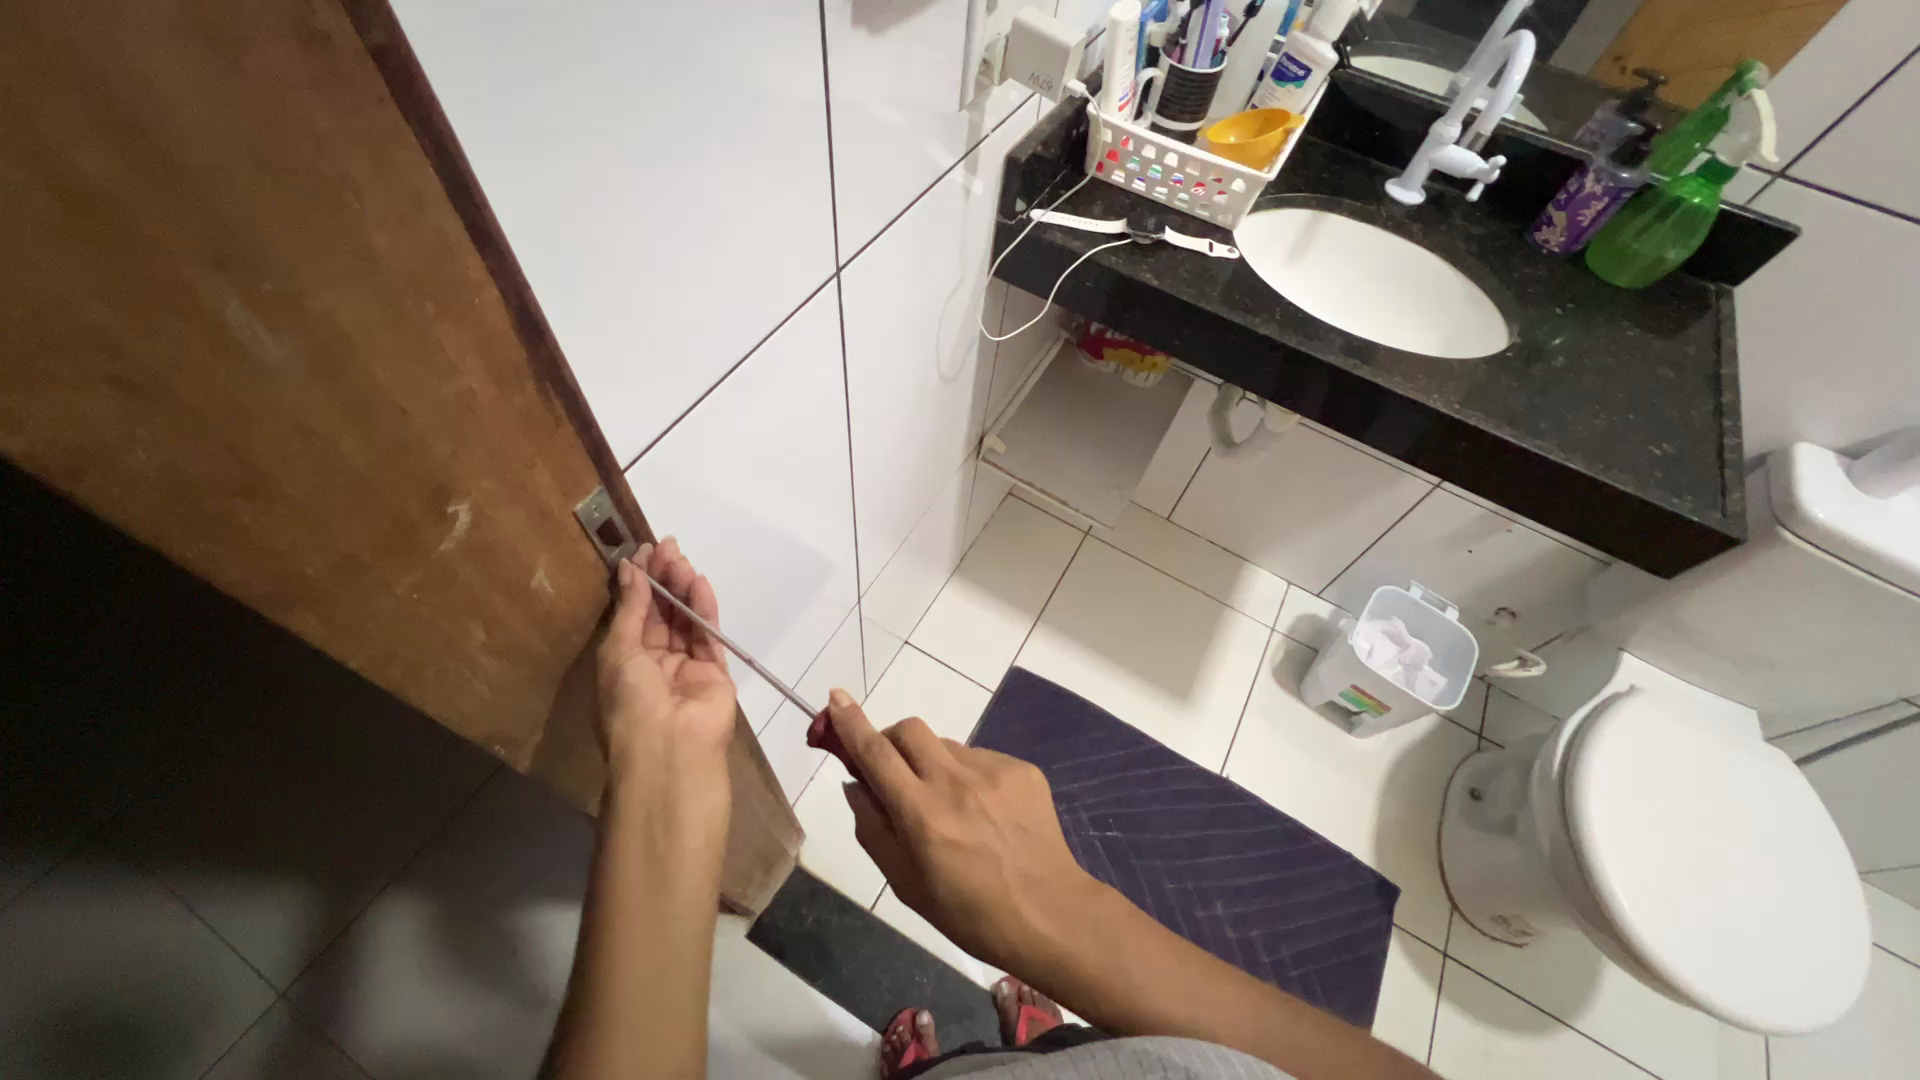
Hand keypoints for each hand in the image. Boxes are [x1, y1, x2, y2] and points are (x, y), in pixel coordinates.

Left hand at [595, 539, 736, 783]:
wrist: (669, 748)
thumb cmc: (629, 702)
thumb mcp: (618, 651)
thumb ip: (630, 609)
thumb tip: (631, 570)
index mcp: (623, 660)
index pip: (633, 613)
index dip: (638, 582)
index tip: (644, 550)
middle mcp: (654, 660)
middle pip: (661, 611)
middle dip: (663, 579)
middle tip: (669, 547)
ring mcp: (686, 665)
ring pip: (685, 618)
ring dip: (683, 588)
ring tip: (683, 560)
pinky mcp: (714, 669)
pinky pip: (708, 634)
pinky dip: (705, 608)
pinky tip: (700, 583)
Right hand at [827, 692, 1105, 972]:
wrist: (1048, 913)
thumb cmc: (968, 912)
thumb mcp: (905, 884)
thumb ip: (873, 828)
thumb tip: (856, 784)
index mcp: (922, 815)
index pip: (876, 753)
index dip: (851, 723)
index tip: (836, 698)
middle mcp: (956, 782)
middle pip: (909, 729)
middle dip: (891, 741)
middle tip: (892, 772)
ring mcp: (994, 771)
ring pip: (945, 746)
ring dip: (932, 765)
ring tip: (951, 809)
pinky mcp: (1022, 769)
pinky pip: (979, 758)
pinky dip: (967, 776)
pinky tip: (983, 813)